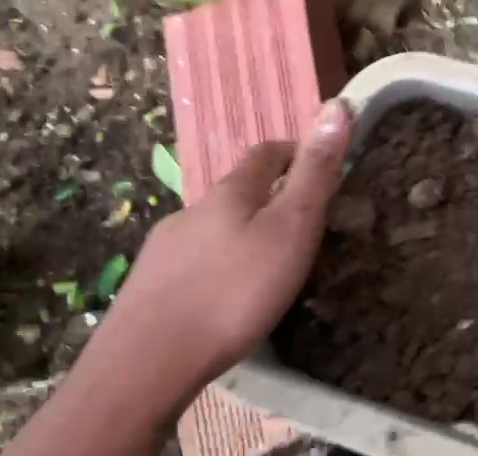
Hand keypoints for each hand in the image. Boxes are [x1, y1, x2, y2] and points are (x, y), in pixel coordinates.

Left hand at [97, 100, 352, 394]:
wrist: (140, 373)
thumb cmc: (233, 292)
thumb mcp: (293, 226)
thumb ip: (315, 171)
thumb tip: (337, 105)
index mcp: (229, 192)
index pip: (268, 151)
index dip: (298, 151)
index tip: (325, 170)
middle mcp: (190, 212)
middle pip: (239, 191)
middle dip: (272, 199)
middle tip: (305, 226)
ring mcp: (161, 252)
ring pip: (213, 229)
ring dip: (241, 235)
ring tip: (268, 267)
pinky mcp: (145, 292)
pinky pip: (192, 264)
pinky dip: (216, 268)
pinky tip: (225, 298)